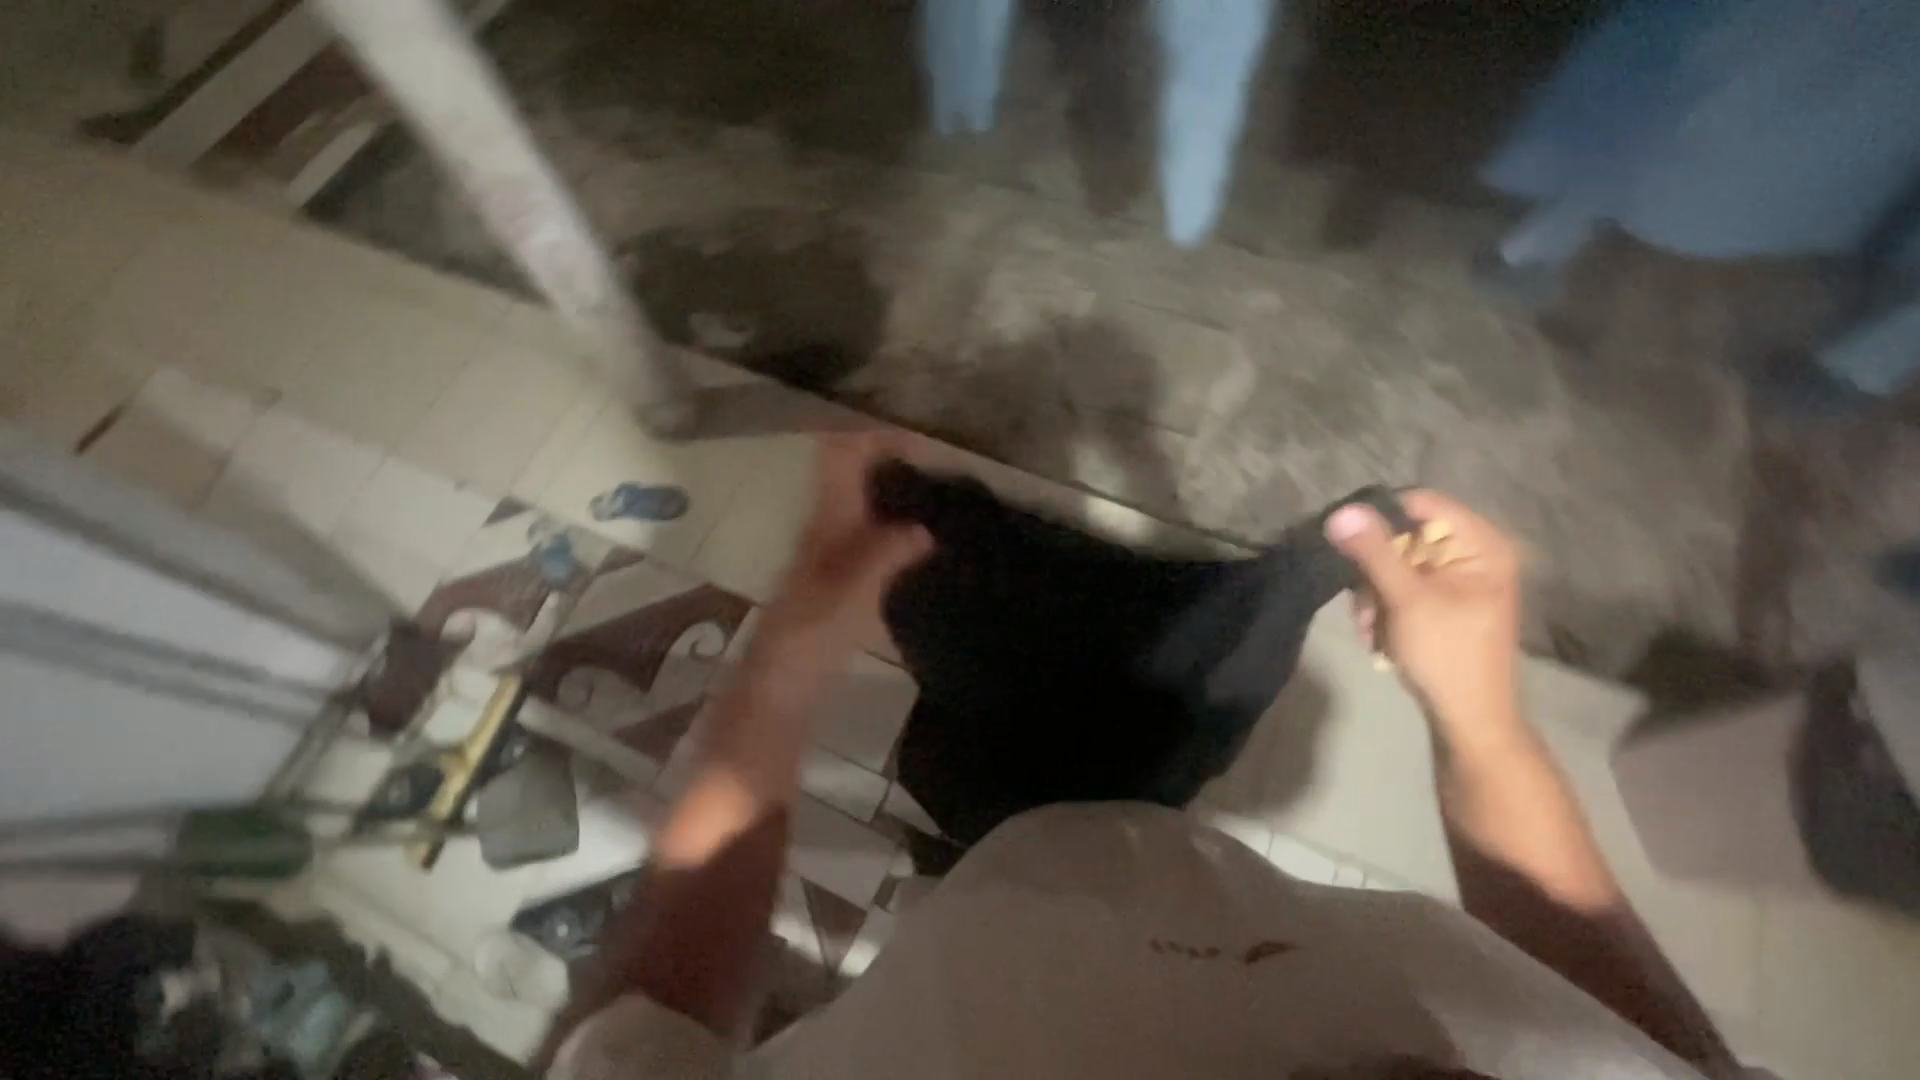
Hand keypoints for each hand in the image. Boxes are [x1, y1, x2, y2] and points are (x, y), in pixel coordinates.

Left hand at [752, 432, 932, 676]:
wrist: (780, 681)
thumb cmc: (810, 637)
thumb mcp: (850, 598)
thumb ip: (883, 558)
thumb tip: (923, 528)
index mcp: (826, 520)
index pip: (842, 453)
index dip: (875, 434)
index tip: (921, 440)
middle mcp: (826, 523)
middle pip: (850, 466)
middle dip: (889, 452)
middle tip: (938, 459)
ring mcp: (831, 545)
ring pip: (860, 492)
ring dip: (891, 480)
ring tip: (938, 485)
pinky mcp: (840, 569)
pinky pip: (869, 522)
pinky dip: (893, 513)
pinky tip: (922, 531)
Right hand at [1323, 490, 1522, 736]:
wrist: (1468, 718)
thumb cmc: (1447, 654)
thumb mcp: (1407, 599)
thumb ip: (1375, 552)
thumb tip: (1341, 511)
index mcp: (1482, 545)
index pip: (1422, 504)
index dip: (1382, 519)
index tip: (1347, 544)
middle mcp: (1474, 555)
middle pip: (1405, 537)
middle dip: (1375, 571)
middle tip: (1364, 605)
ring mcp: (1457, 580)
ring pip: (1395, 565)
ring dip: (1373, 596)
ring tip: (1371, 628)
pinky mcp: (1441, 603)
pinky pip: (1400, 588)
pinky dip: (1383, 609)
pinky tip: (1379, 635)